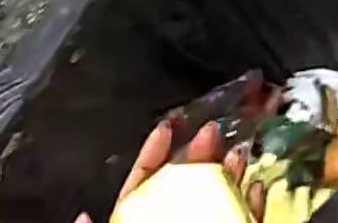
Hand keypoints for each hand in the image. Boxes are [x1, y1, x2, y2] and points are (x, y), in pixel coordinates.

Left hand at [80, 121, 263, 222]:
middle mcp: (172, 221)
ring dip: (230, 173)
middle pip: (185, 186)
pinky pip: (246, 222)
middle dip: (199, 154)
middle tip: (213, 129)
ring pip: (218, 200)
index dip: (153, 156)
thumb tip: (81, 215)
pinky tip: (256, 189)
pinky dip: (254, 208)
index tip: (167, 125)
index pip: (141, 188)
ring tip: (240, 152)